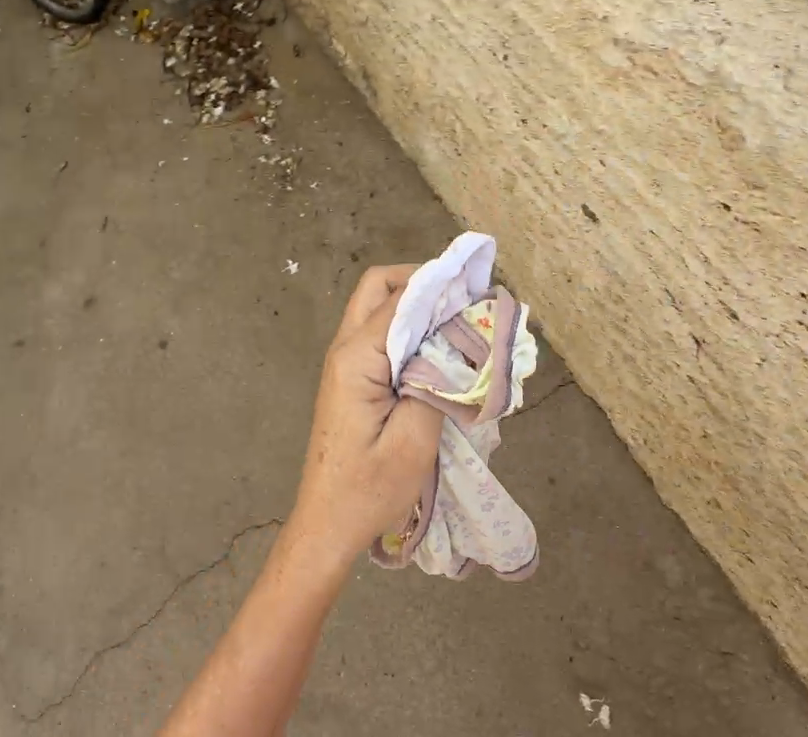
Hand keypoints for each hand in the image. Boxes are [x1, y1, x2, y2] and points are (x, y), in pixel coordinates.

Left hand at [285, 265, 443, 571]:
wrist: (328, 525)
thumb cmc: (369, 489)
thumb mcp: (413, 441)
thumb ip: (436, 382)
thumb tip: (458, 338)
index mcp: (355, 358)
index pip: (398, 297)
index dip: (438, 286)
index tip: (479, 290)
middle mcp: (345, 350)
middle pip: (379, 288)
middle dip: (423, 282)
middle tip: (465, 299)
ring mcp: (347, 364)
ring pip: (379, 309)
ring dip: (418, 306)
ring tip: (461, 321)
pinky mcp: (354, 380)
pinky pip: (382, 336)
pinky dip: (412, 331)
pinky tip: (442, 350)